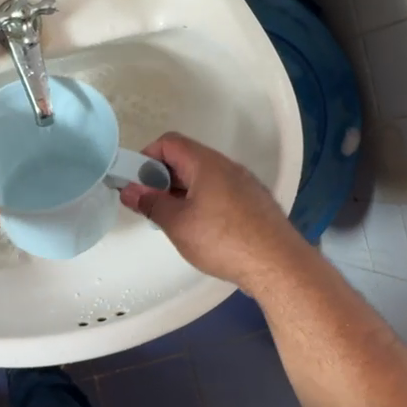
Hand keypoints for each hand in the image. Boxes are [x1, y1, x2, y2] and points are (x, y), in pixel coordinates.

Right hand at [120, 132, 294, 289]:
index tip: (135, 183)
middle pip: (186, 158)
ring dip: (181, 191)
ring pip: (203, 177)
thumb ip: (151, 204)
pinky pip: (219, 191)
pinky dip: (201, 201)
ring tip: (172, 220)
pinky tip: (200, 229)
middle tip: (150, 205)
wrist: (277, 264)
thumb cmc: (222, 240)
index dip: (146, 157)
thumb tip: (129, 190)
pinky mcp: (253, 202)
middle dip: (161, 178)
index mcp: (206, 163)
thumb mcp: (177, 223)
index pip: (169, 142)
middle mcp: (227, 166)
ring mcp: (244, 183)